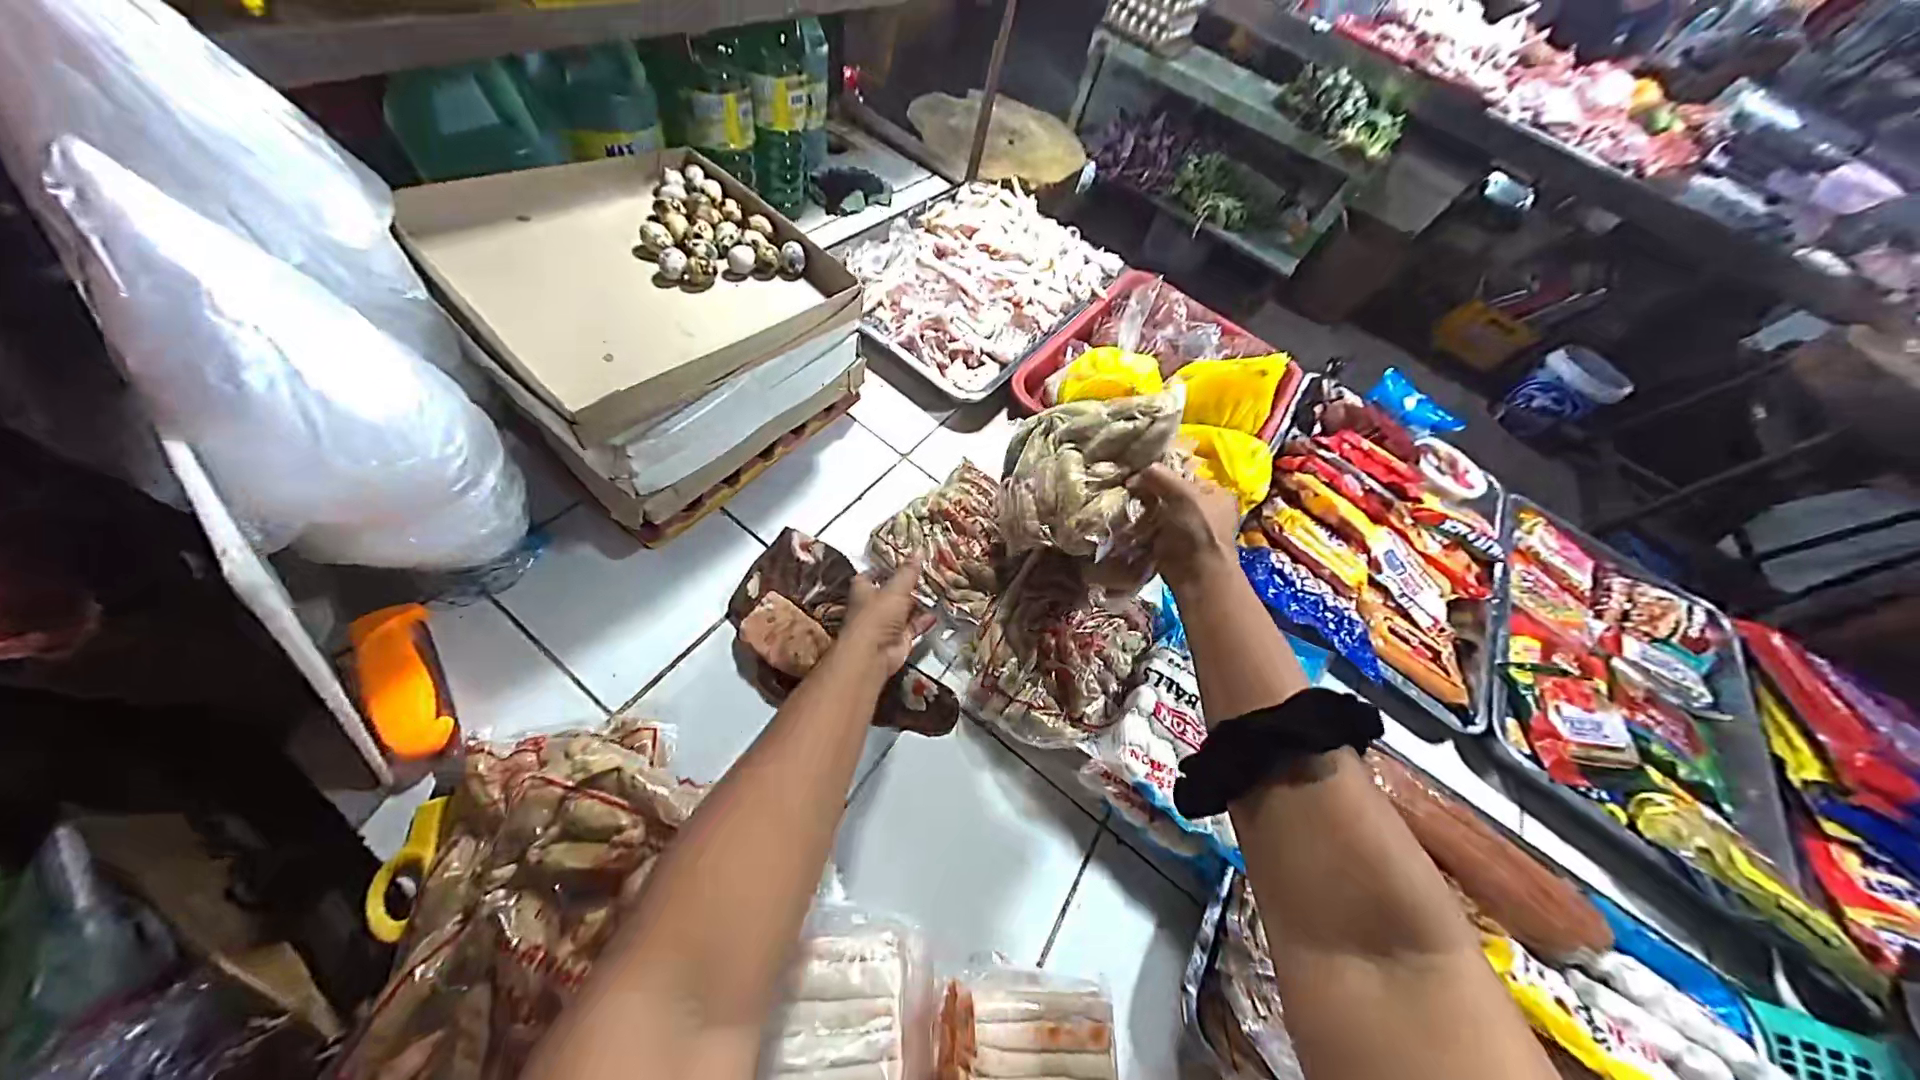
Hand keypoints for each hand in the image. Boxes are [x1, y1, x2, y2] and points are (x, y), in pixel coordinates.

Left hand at [836, 555, 936, 675]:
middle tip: (928, 572)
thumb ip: (908, 571)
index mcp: (864, 590)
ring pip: (905, 609)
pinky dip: (924, 620)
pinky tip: (937, 611)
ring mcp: (886, 623)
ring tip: (937, 589)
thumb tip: (919, 550)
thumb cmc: (876, 616)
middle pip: (891, 591)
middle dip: (908, 584)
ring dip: (919, 602)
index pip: (872, 574)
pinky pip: (914, 626)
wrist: (874, 655)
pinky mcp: (899, 638)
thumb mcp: (895, 589)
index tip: (902, 559)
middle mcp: (873, 605)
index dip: (885, 567)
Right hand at [1129, 464, 1240, 589]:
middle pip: (1167, 493)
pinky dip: (1139, 526)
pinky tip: (1128, 522)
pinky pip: (1149, 529)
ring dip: (1141, 510)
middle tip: (1130, 491)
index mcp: (1214, 492)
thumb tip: (1134, 475)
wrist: (1197, 574)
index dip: (1160, 473)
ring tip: (1126, 506)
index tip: (1138, 475)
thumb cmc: (1198, 529)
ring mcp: (1185, 528)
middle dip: (1148, 492)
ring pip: (1156, 511)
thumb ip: (1159, 477)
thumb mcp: (1183, 494)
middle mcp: (1202, 509)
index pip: (1182, 475)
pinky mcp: (1170, 544)